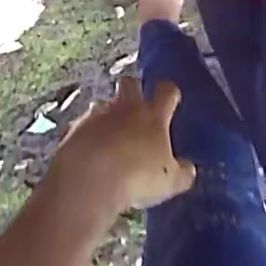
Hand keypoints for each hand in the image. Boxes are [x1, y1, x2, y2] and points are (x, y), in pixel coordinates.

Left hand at [47, 76, 195, 212]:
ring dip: (108, 112)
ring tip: (111, 133)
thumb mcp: (170, 182)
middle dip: (134, 88)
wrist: (90, 177)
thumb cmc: (138, 177)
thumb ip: (182, 173)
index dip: (170, 92)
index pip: (166, 91)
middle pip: (130, 83)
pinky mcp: (76, 126)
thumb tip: (189, 168)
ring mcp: (98, 114)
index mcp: (153, 116)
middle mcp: (125, 108)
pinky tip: (90, 149)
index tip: (172, 97)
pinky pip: (85, 123)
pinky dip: (89, 132)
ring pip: (104, 102)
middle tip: (137, 103)